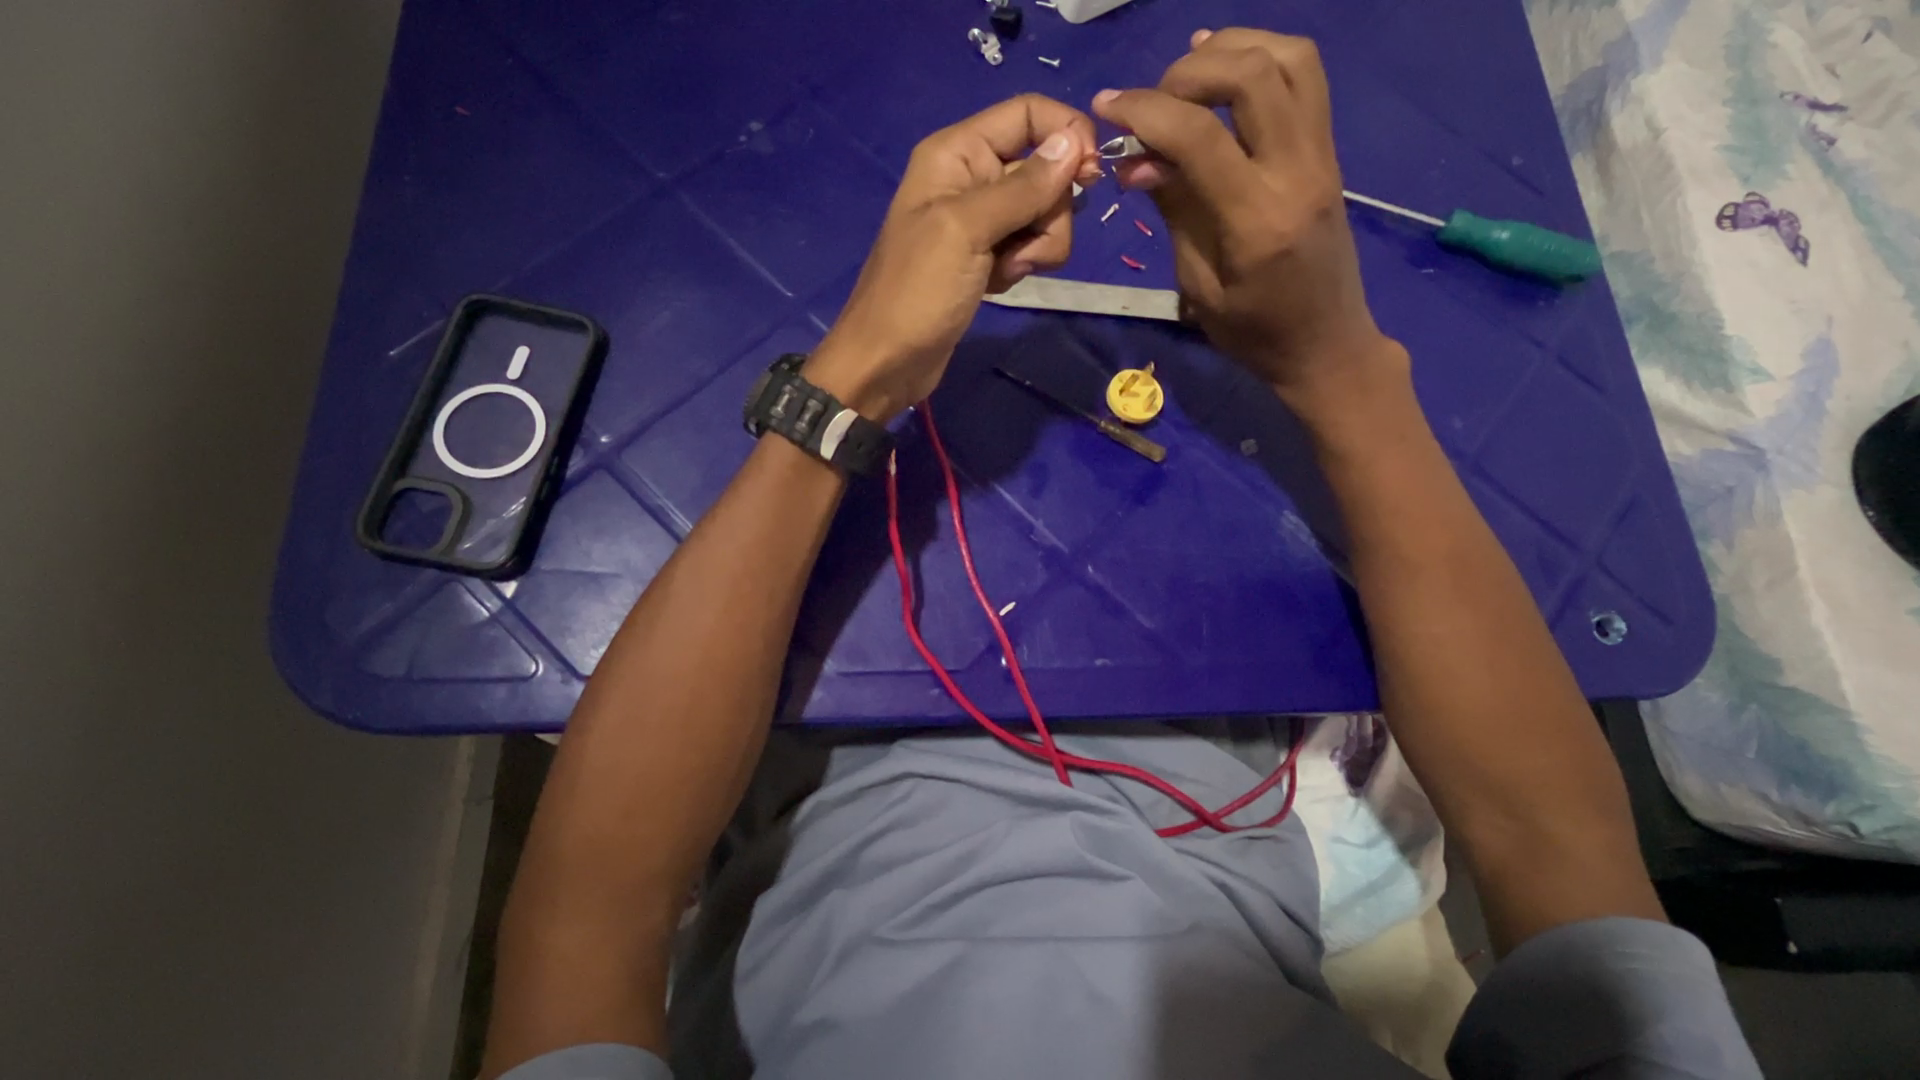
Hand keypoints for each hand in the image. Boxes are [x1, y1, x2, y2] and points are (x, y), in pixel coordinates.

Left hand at [806, 95, 1098, 423]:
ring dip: (1039, 245)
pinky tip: (997, 285)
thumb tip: (1074, 142)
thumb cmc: (916, 292)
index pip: (1029, 114)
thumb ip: (1023, 186)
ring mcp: (981, 220)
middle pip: (1045, 168)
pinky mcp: (989, 255)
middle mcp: (972, 176)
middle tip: (1021, 248)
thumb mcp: (967, 230)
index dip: (1066, 135)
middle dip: (1050, 211)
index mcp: (958, 152)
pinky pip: (1030, 245)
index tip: (1092, 176)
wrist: (887, 361)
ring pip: (1045, 212)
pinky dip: (1024, 265)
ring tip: (1006, 271)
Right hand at [1093, 30, 1404, 416]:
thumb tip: (1136, 158)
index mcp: (1256, 221)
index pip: (1199, 135)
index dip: (1146, 110)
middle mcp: (1297, 174)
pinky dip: (1260, 59)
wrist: (1327, 346)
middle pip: (1252, 75)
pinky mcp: (1327, 152)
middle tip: (1152, 100)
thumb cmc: (1254, 333)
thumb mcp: (1198, 285)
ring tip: (1186, 73)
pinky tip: (1221, 73)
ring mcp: (1321, 157)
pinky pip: (1304, 79)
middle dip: (1188, 71)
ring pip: (1290, 59)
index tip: (1107, 108)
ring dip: (1232, 49)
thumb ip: (1172, 210)